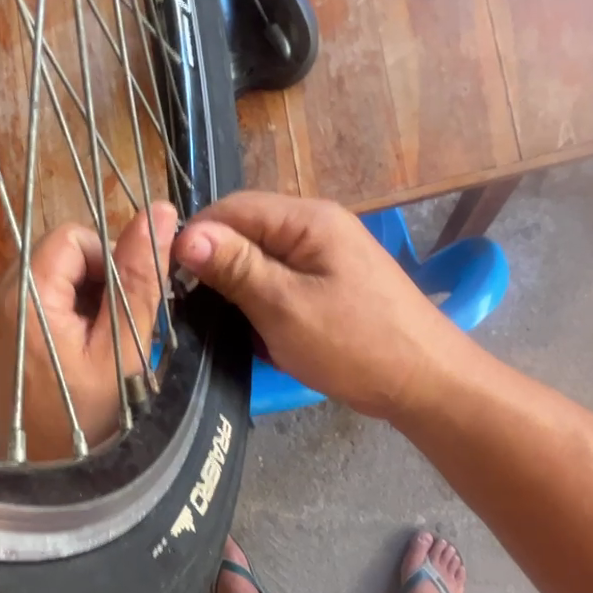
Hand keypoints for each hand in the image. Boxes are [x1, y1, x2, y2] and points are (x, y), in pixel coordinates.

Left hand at [0, 202, 179, 459]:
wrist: (46, 479)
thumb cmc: (87, 419)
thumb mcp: (123, 348)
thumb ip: (139, 278)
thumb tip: (160, 209)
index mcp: (24, 295)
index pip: (73, 237)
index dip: (109, 259)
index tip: (129, 301)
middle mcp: (1, 300)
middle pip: (60, 256)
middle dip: (100, 281)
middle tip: (124, 327)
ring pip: (55, 281)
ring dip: (89, 301)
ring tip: (108, 345)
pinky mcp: (3, 342)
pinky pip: (42, 306)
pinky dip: (71, 319)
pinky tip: (88, 355)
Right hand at [173, 191, 463, 418]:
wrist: (425, 383)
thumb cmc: (354, 344)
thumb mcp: (284, 306)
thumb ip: (235, 267)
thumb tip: (184, 235)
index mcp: (307, 220)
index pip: (231, 208)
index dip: (195, 238)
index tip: (166, 278)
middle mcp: (316, 228)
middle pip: (245, 233)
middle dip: (216, 268)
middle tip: (190, 310)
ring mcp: (326, 258)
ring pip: (260, 263)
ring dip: (238, 293)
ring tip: (223, 326)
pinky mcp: (330, 287)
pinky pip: (280, 285)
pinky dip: (261, 307)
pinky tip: (257, 335)